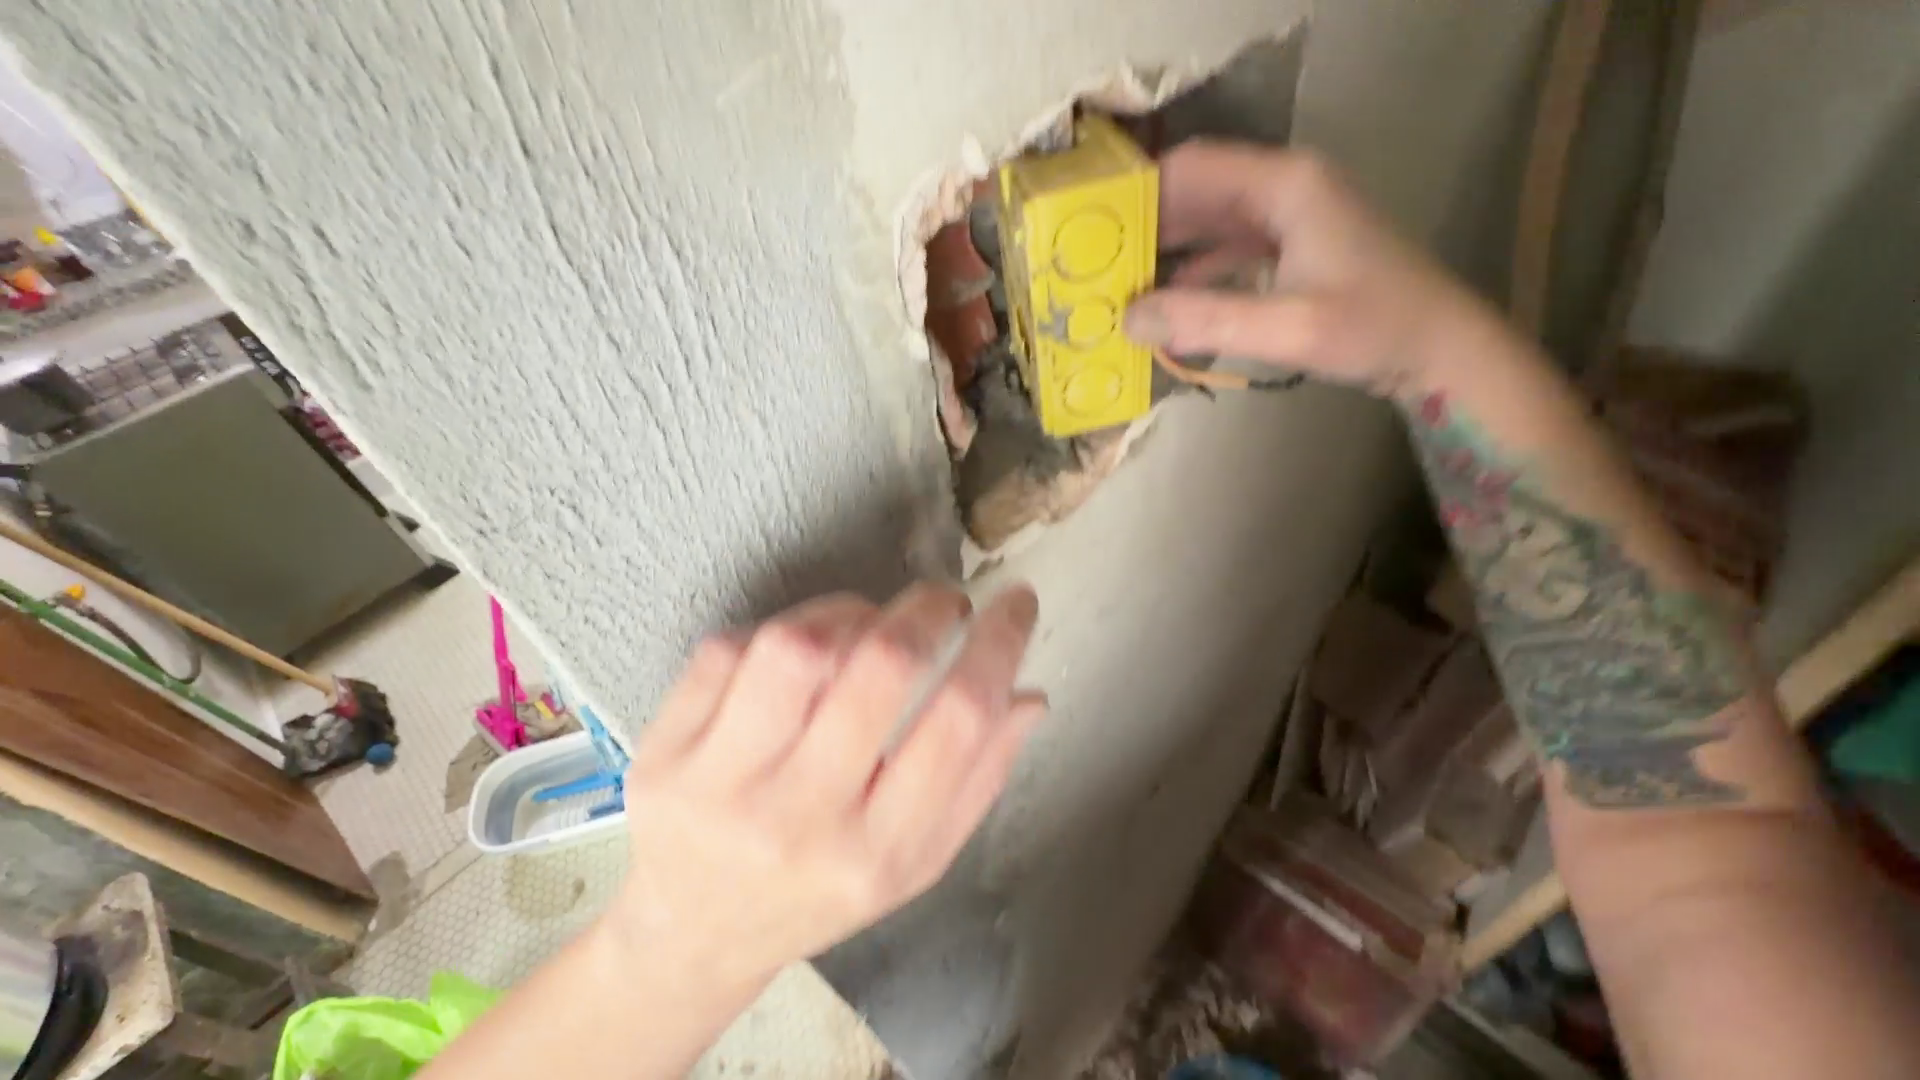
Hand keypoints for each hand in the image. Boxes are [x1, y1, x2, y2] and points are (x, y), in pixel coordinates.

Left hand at [601, 583, 1043, 997]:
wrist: (694, 934)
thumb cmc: (819, 892)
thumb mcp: (916, 862)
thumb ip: (979, 780)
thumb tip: (1029, 693)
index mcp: (876, 852)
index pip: (958, 722)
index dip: (999, 645)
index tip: (1016, 602)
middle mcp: (799, 817)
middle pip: (879, 669)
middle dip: (928, 610)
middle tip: (945, 602)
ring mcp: (720, 782)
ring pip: (797, 647)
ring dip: (851, 612)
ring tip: (870, 624)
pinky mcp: (665, 749)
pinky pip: (730, 648)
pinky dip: (783, 627)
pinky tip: (805, 648)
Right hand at [1124, 140, 1496, 391]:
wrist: (1439, 350)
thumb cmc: (1374, 328)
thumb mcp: (1289, 327)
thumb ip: (1207, 320)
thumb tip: (1128, 319)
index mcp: (1285, 184)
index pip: (1194, 166)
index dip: (1137, 191)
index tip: (1088, 226)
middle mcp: (1282, 189)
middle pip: (1195, 192)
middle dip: (1142, 225)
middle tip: (1089, 261)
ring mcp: (1286, 218)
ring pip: (1206, 221)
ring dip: (1163, 250)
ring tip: (1114, 283)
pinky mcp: (1288, 249)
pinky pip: (1224, 250)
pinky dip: (1191, 273)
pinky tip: (1162, 304)